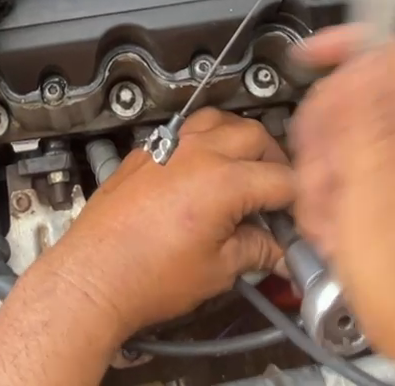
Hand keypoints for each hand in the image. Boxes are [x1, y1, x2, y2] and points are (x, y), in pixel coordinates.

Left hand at [23, 108, 294, 344]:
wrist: (95, 274)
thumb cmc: (145, 276)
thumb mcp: (217, 271)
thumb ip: (254, 251)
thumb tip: (273, 249)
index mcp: (222, 181)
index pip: (280, 179)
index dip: (298, 200)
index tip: (299, 217)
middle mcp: (196, 153)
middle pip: (254, 135)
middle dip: (274, 160)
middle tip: (280, 190)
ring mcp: (169, 146)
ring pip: (217, 119)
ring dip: (238, 138)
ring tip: (247, 167)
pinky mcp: (147, 151)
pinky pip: (184, 129)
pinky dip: (204, 139)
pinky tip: (206, 166)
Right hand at [290, 28, 394, 385]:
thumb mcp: (372, 195)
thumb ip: (360, 121)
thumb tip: (358, 61)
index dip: (349, 45)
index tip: (310, 58)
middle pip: (357, 89)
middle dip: (325, 127)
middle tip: (323, 172)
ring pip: (343, 125)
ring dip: (322, 164)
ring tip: (329, 209)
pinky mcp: (394, 183)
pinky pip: (345, 158)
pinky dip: (328, 186)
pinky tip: (333, 220)